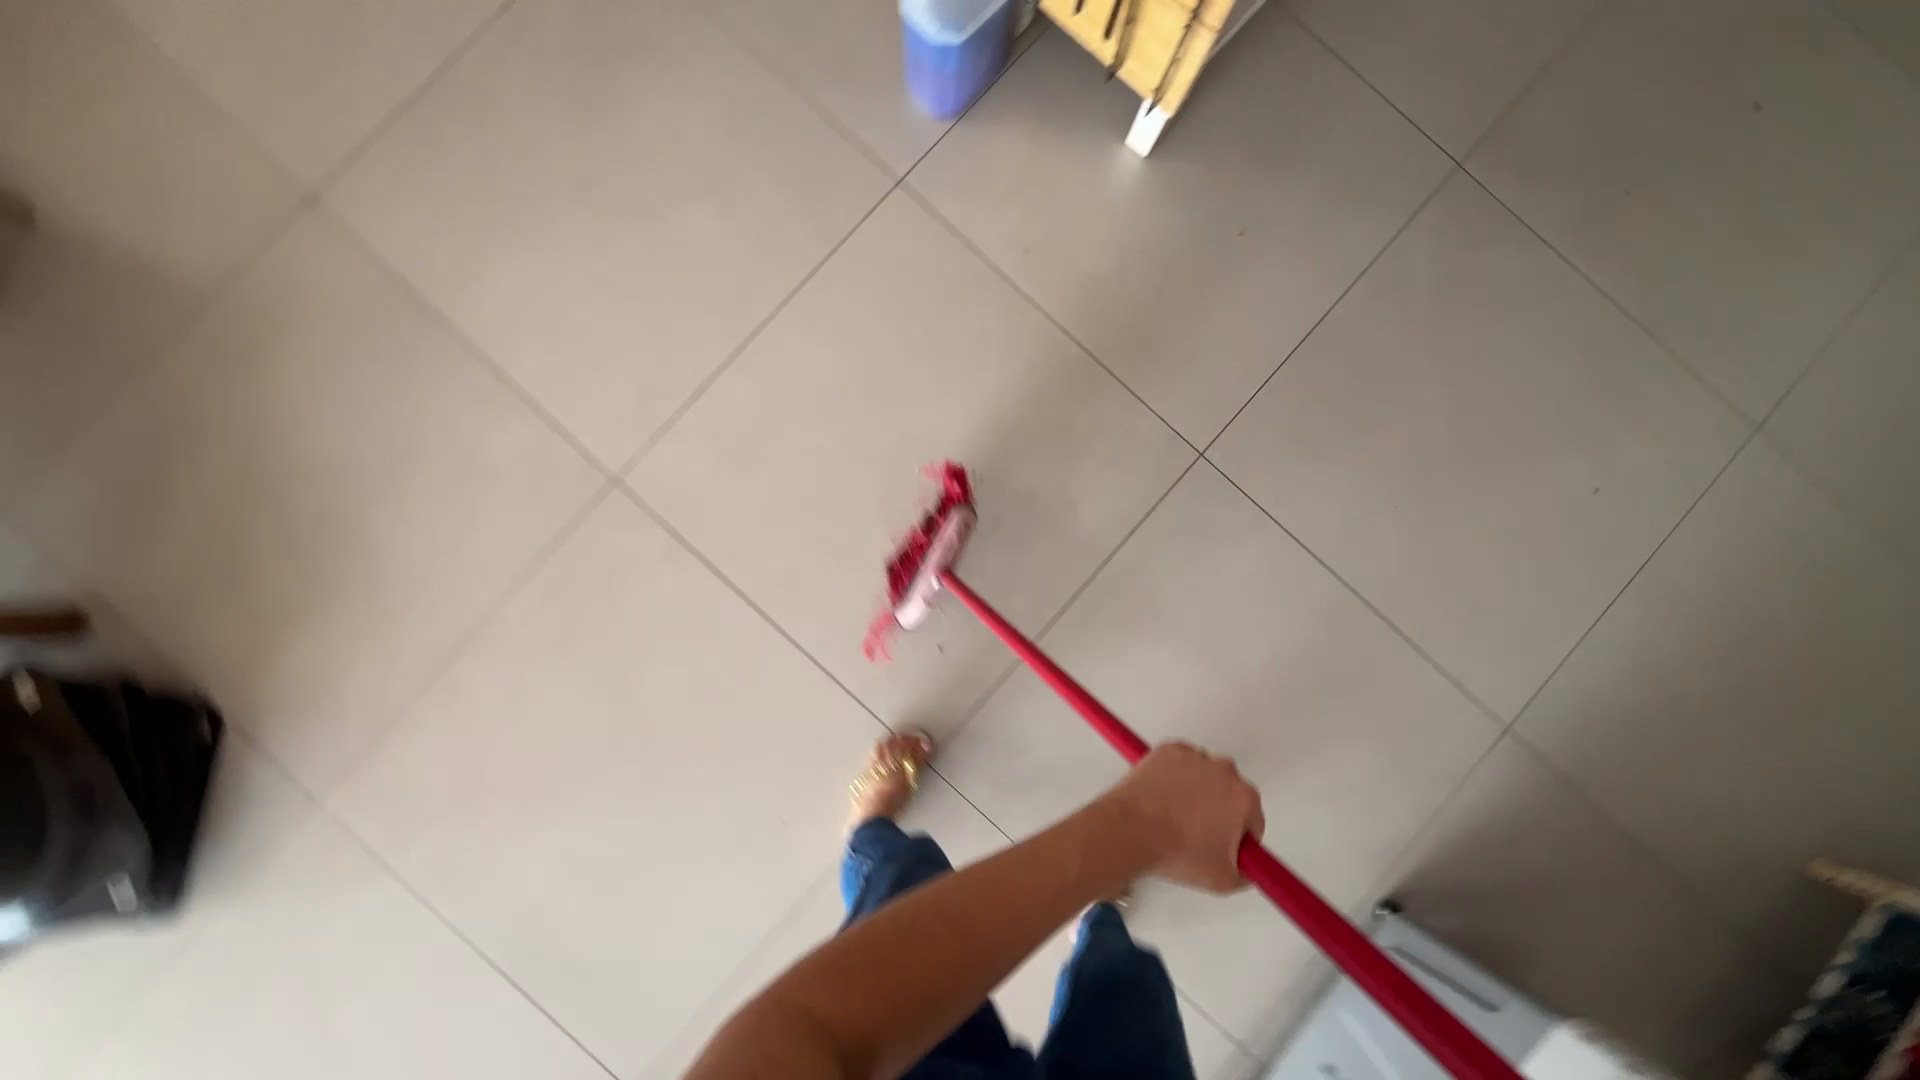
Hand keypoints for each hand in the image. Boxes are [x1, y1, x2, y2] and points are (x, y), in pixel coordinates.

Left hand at [1100, 742, 1263, 892]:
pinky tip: (1163, 795)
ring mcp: (1194, 757)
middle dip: (1219, 810)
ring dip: (1196, 790)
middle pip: (1229, 793)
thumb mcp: (1224, 880)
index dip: (1238, 837)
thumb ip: (1246, 873)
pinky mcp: (1168, 750)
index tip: (1222, 846)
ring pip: (1204, 775)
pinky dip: (1174, 774)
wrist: (1131, 830)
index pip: (1252, 820)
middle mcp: (1224, 770)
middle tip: (1195, 832)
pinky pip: (1180, 762)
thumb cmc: (1177, 851)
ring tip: (1174, 814)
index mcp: (1244, 799)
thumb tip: (1246, 868)